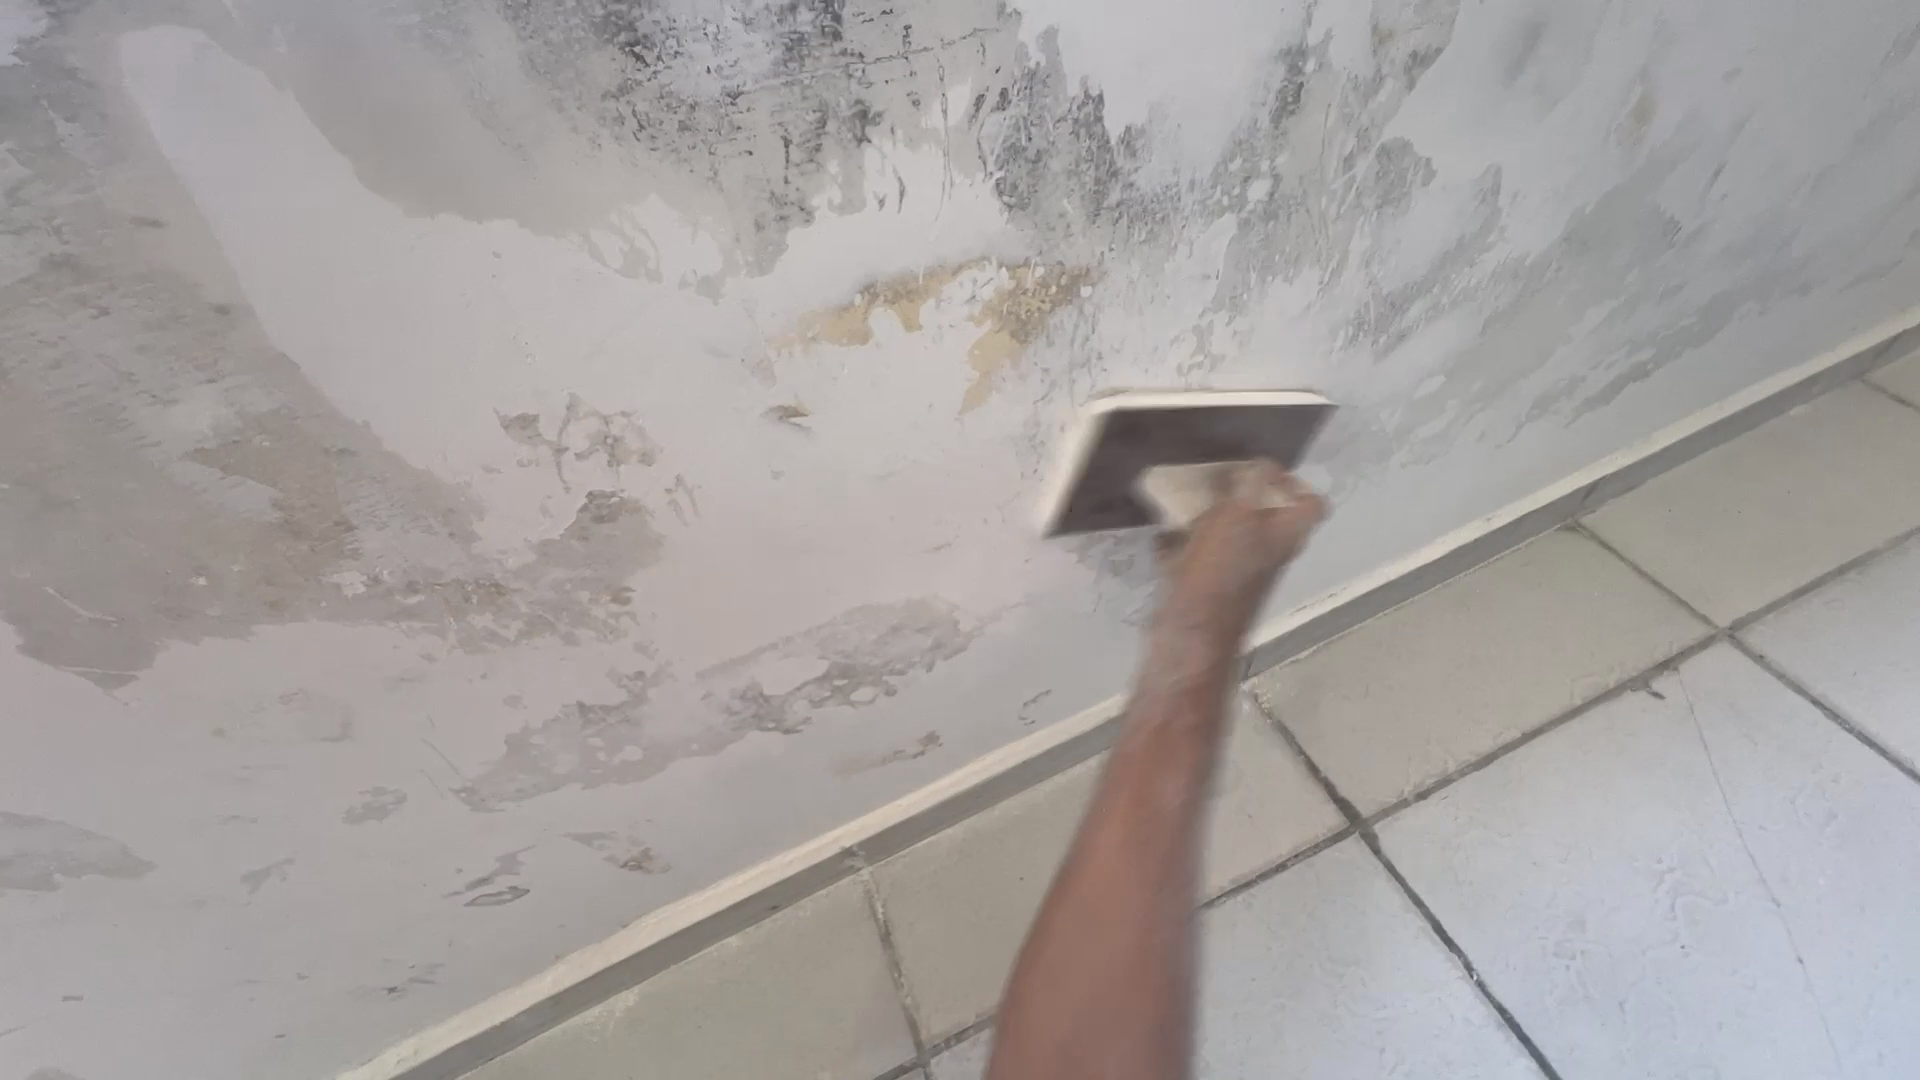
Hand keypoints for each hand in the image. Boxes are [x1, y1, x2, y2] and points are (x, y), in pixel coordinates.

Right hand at [1155, 460, 1327, 638]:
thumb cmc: (1219, 570)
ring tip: (1189, 499)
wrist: (1189, 629)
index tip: (1262, 471)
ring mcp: (1236, 571)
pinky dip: (1181, 541)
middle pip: (1266, 517)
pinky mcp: (1205, 585)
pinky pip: (1196, 555)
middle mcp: (1267, 554)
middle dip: (1243, 496)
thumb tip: (1263, 462)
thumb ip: (1252, 485)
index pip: (1311, 504)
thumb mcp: (1238, 515)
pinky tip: (1163, 528)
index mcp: (1285, 536)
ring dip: (1210, 516)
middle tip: (1219, 480)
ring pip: (1229, 534)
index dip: (1293, 483)